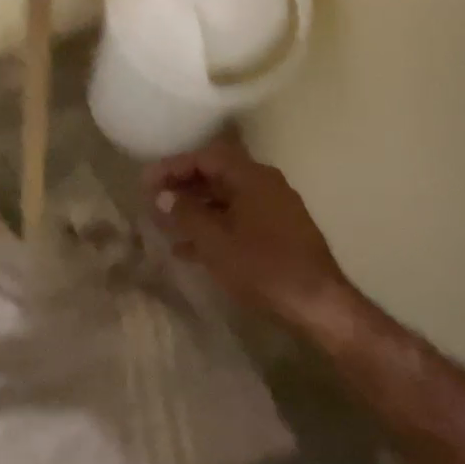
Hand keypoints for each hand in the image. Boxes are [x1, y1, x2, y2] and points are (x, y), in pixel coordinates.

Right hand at [145, 134, 350, 325]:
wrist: (319, 306)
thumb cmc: (263, 267)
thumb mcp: (215, 241)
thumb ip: (185, 213)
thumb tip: (162, 196)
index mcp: (253, 177)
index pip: (206, 157)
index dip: (172, 166)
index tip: (145, 182)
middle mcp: (266, 186)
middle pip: (216, 176)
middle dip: (181, 187)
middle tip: (152, 200)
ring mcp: (275, 210)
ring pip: (225, 200)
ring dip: (194, 209)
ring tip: (163, 225)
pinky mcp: (278, 235)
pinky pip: (237, 220)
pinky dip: (212, 227)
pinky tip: (187, 250)